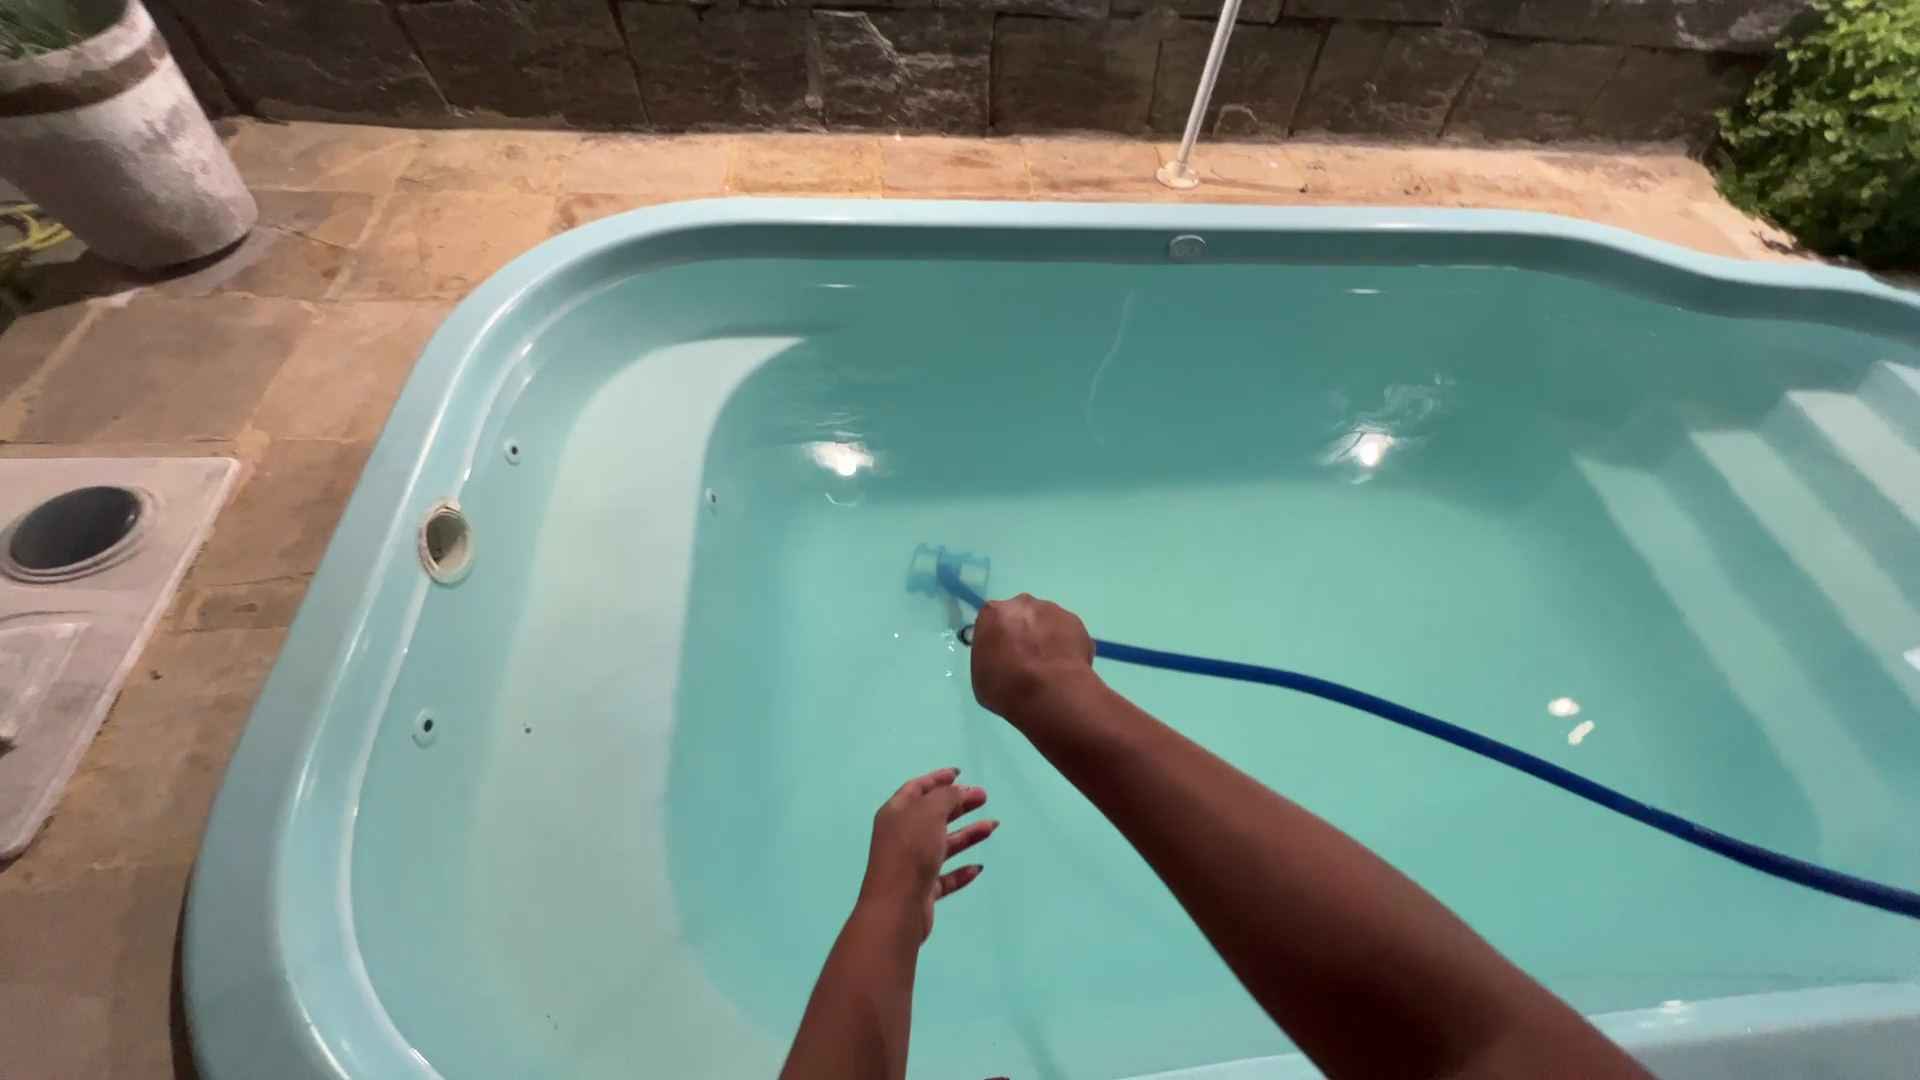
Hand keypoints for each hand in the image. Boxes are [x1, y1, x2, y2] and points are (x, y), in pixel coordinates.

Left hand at [859, 768, 996, 940]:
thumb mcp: (930, 812)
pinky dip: (961, 870)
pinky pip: (945, 876)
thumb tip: (959, 790)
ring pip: (943, 844)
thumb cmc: (911, 850)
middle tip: (983, 797)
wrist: (896, 907)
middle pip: (934, 814)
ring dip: (967, 834)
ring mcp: (912, 864)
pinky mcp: (923, 890)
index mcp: (896, 812)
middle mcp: (902, 835)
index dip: (938, 779)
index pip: (918, 788)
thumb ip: (947, 797)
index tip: (960, 773)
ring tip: (993, 826)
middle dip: (959, 804)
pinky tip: (978, 867)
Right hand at [969, 593, 1097, 719]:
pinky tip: (1065, 668)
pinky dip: (1065, 647)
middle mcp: (1022, 603)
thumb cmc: (1005, 686)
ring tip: (1049, 668)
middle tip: (1025, 661)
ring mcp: (1052, 610)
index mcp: (993, 613)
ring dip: (1046, 638)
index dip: (997, 640)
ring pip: (1046, 622)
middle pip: (1020, 616)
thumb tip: (1001, 659)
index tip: (1002, 658)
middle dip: (1022, 633)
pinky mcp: (1076, 622)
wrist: (1048, 692)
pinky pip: (1067, 634)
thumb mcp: (980, 676)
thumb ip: (989, 658)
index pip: (992, 622)